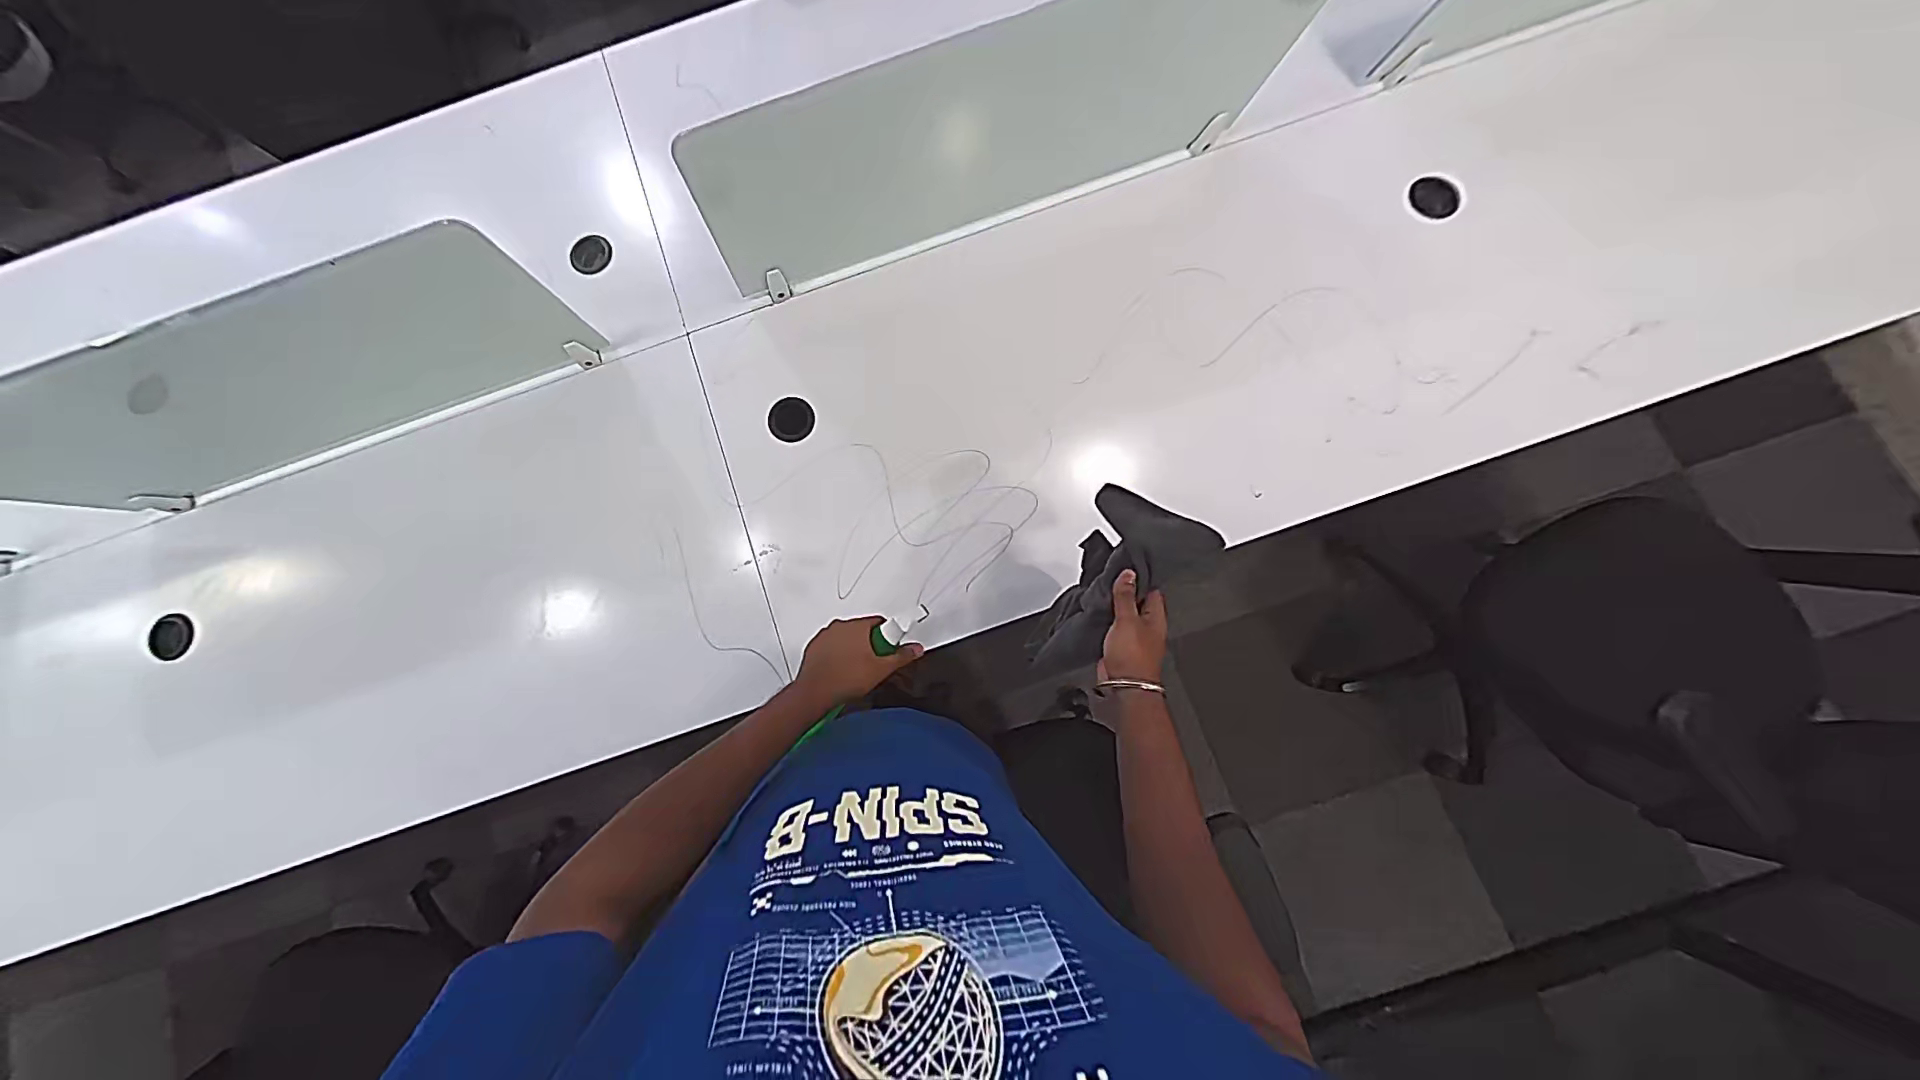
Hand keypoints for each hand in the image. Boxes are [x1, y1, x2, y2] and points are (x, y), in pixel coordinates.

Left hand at [795, 617, 924, 705]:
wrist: (815, 693)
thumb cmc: (844, 679)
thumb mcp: (881, 669)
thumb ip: (902, 656)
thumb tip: (914, 649)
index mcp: (856, 626)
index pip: (880, 622)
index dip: (888, 637)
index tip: (889, 649)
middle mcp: (839, 626)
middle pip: (863, 629)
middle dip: (871, 644)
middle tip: (874, 663)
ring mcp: (824, 636)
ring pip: (846, 638)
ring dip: (853, 649)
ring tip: (857, 670)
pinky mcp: (814, 648)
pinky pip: (831, 646)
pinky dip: (837, 655)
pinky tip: (842, 672)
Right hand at [1100, 569, 1167, 682]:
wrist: (1123, 686)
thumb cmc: (1132, 655)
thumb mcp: (1127, 619)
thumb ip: (1125, 596)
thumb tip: (1129, 574)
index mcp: (1155, 617)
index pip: (1151, 590)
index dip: (1139, 578)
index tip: (1125, 568)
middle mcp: (1147, 626)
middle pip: (1136, 602)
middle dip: (1124, 591)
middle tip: (1110, 578)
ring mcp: (1134, 636)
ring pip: (1124, 615)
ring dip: (1113, 606)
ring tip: (1101, 592)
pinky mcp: (1120, 645)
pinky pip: (1113, 628)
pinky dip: (1106, 620)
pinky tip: (1097, 613)